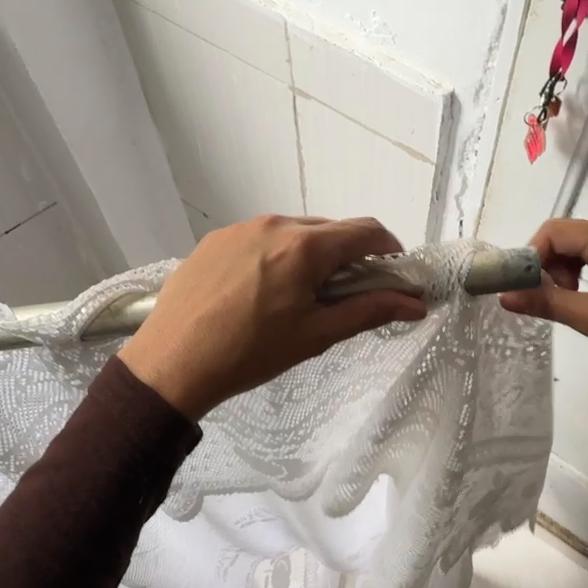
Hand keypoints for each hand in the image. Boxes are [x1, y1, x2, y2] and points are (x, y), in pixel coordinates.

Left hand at [118, 215, 427, 418]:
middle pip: (330, 230)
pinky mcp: (215, 240)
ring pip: (294, 233)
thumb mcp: (316, 335)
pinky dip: (276, 257)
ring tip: (300, 297)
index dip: (389, 250)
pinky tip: (262, 292)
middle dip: (349, 257)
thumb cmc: (250, 353)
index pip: (366, 231)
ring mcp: (240, 228)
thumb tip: (415, 303)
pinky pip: (260, 238)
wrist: (171, 363)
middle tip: (347, 295)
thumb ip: (370, 311)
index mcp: (305, 246)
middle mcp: (274, 224)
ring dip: (312, 256)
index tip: (393, 275)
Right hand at [501, 219, 587, 406]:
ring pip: (576, 249)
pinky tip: (578, 299)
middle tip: (543, 295)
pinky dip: (577, 276)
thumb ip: (544, 301)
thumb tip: (504, 296)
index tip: (523, 284)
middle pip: (564, 237)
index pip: (554, 232)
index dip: (532, 255)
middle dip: (546, 264)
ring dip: (561, 271)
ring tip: (564, 300)